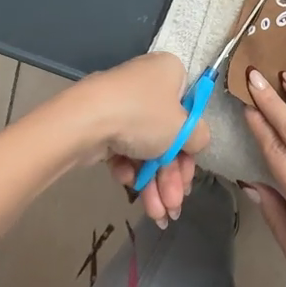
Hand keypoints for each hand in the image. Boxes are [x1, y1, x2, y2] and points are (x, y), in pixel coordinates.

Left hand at [43, 52, 207, 228]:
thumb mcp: (184, 129)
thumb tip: (195, 141)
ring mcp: (123, 102)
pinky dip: (129, 168)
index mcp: (170, 72)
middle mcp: (148, 82)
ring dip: (154, 182)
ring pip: (146, 146)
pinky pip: (124, 146)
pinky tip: (127, 182)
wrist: (87, 120)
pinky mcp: (103, 121)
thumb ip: (199, 137)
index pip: (189, 111)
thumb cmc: (144, 117)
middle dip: (171, 175)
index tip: (188, 177)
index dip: (190, 148)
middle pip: (167, 134)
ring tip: (156, 214)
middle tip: (174, 206)